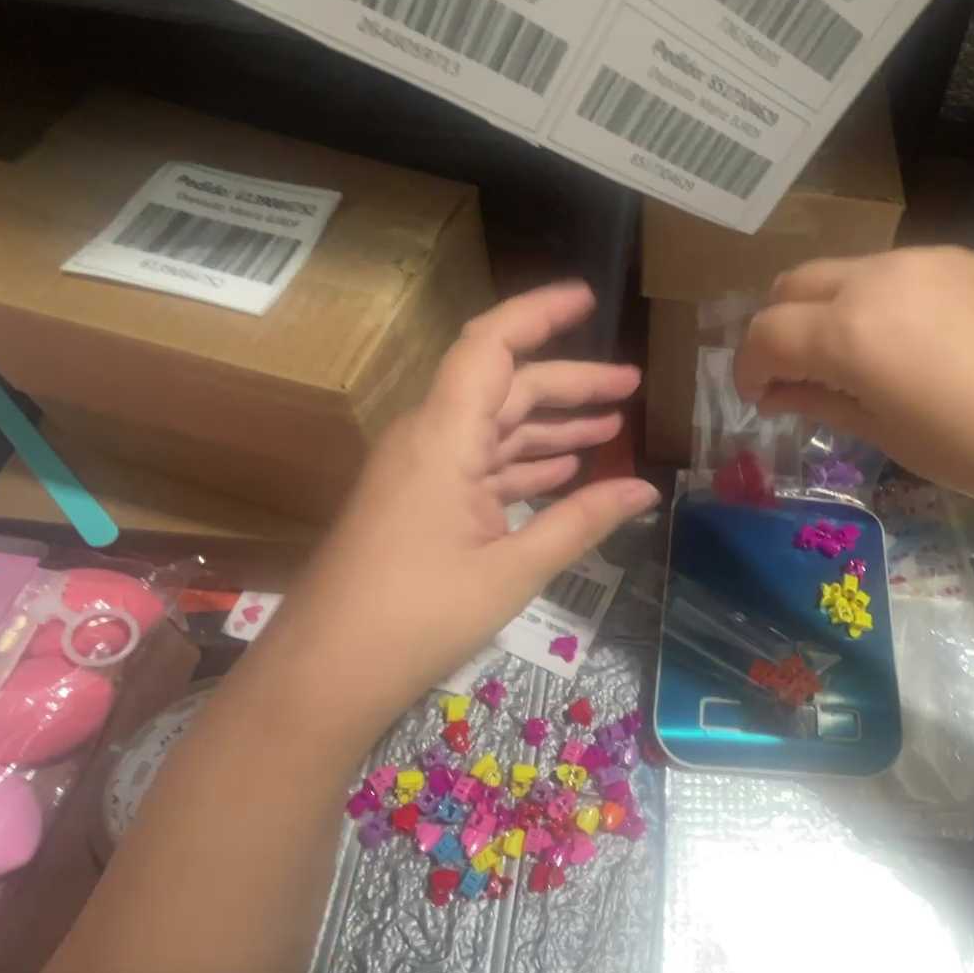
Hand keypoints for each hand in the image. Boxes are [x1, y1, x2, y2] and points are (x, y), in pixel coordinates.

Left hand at [251, 283, 658, 727]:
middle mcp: (430, 440)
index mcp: (443, 438)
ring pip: (496, 428)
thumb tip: (647, 489)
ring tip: (613, 425)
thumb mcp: (512, 570)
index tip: (587, 297)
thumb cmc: (417, 617)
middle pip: (505, 387)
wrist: (326, 675)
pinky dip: (525, 463)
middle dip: (569, 383)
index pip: (489, 346)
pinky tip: (565, 469)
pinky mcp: (422, 504)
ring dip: (552, 425)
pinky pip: (482, 466)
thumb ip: (581, 521)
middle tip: (630, 387)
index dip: (537, 313)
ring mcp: (423, 473)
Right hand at [732, 247, 973, 530]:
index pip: (766, 334)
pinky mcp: (971, 259)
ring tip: (851, 362)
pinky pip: (897, 272)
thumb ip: (823, 401)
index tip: (756, 399)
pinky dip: (874, 302)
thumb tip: (778, 390)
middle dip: (778, 328)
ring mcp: (930, 259)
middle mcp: (880, 276)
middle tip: (792, 375)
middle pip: (795, 285)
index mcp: (851, 329)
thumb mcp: (891, 437)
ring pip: (846, 272)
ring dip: (826, 311)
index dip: (747, 368)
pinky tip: (908, 345)